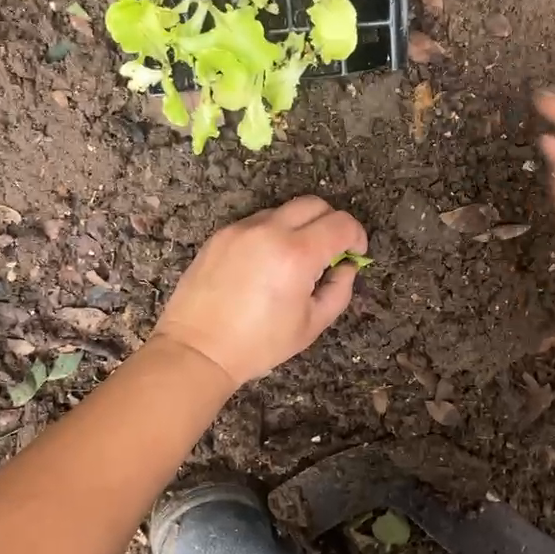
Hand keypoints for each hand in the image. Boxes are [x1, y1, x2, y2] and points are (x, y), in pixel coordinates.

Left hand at [151, 196, 368, 385]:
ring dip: (299, 227)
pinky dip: (271, 234)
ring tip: (294, 262)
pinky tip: (266, 265)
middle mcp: (269, 232)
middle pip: (314, 204)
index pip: (341, 224)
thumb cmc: (257, 344)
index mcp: (296, 255)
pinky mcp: (221, 235)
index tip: (355, 253)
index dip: (357, 237)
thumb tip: (346, 267)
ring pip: (284, 211)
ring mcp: (241, 230)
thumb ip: (338, 290)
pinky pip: (257, 222)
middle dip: (331, 223)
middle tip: (330, 252)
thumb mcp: (311, 325)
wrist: (197, 349)